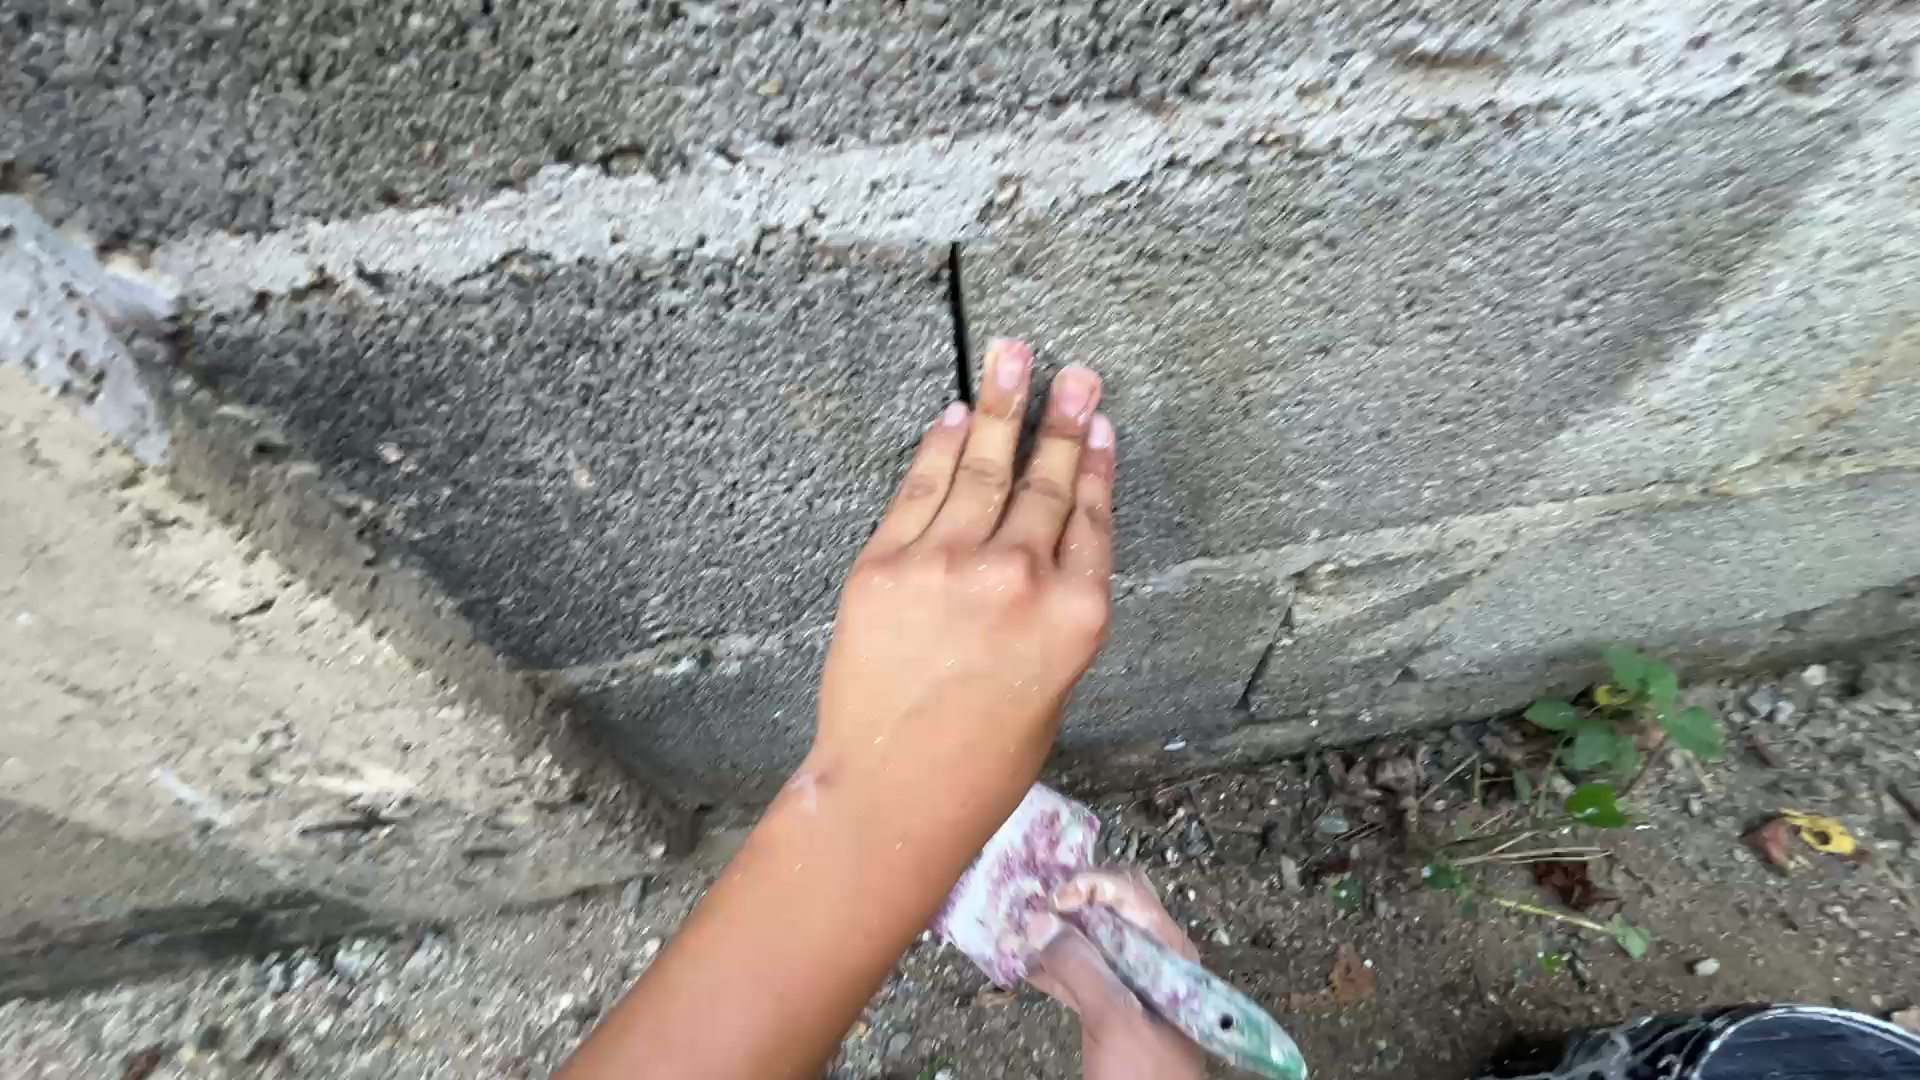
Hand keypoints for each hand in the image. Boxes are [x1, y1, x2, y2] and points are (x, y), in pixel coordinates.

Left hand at [809, 338, 1115, 810]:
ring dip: (1002, 405)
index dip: (1096, 466)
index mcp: (1075, 617)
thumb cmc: (982, 763)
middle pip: (1047, 483)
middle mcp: (1021, 578)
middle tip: (1074, 373)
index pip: (1091, 519)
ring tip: (1014, 355)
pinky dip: (939, 446)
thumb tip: (1040, 558)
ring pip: (984, 467)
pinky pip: (921, 488)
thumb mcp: (1050, 690)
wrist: (891, 793)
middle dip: (1062, 420)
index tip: (1100, 427)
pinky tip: (955, 414)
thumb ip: (1051, 618)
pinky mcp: (888, 563)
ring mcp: (950, 563)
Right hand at [1027, 870, 1205, 1079]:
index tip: (1056, 900)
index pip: (1130, 892)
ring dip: (1051, 933)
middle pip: (1106, 910)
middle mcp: (1150, 958)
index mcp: (1167, 950)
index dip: (1092, 885)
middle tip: (1033, 902)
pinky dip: (1048, 965)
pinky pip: (1076, 973)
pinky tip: (1017, 960)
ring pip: (1086, 940)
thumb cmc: (1143, 1076)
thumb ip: (1079, 965)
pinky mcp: (1107, 1009)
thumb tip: (1039, 921)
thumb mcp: (1113, 1018)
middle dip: (1067, 902)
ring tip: (1013, 925)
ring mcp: (1128, 984)